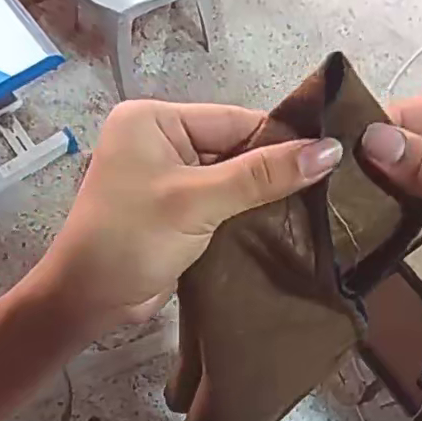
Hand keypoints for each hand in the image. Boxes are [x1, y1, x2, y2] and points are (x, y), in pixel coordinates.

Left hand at [27, 99, 342, 332]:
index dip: (281, 139)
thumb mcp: (196, 201)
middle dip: (274, 170)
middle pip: (234, 149)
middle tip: (333, 188)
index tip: (333, 157)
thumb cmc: (130, 239)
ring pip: (231, 179)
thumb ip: (261, 175)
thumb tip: (330, 150)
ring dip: (263, 196)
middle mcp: (159, 142)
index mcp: (153, 121)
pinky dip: (246, 215)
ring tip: (320, 208)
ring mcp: (167, 179)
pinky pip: (220, 204)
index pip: (233, 120)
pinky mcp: (175, 212)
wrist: (88, 300)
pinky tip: (285, 225)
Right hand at [356, 90, 421, 330]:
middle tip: (335, 161)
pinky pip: (411, 186)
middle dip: (387, 146)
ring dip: (382, 170)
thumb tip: (371, 137)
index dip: (402, 119)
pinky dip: (387, 192)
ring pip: (415, 157)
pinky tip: (357, 198)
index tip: (349, 137)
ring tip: (338, 179)